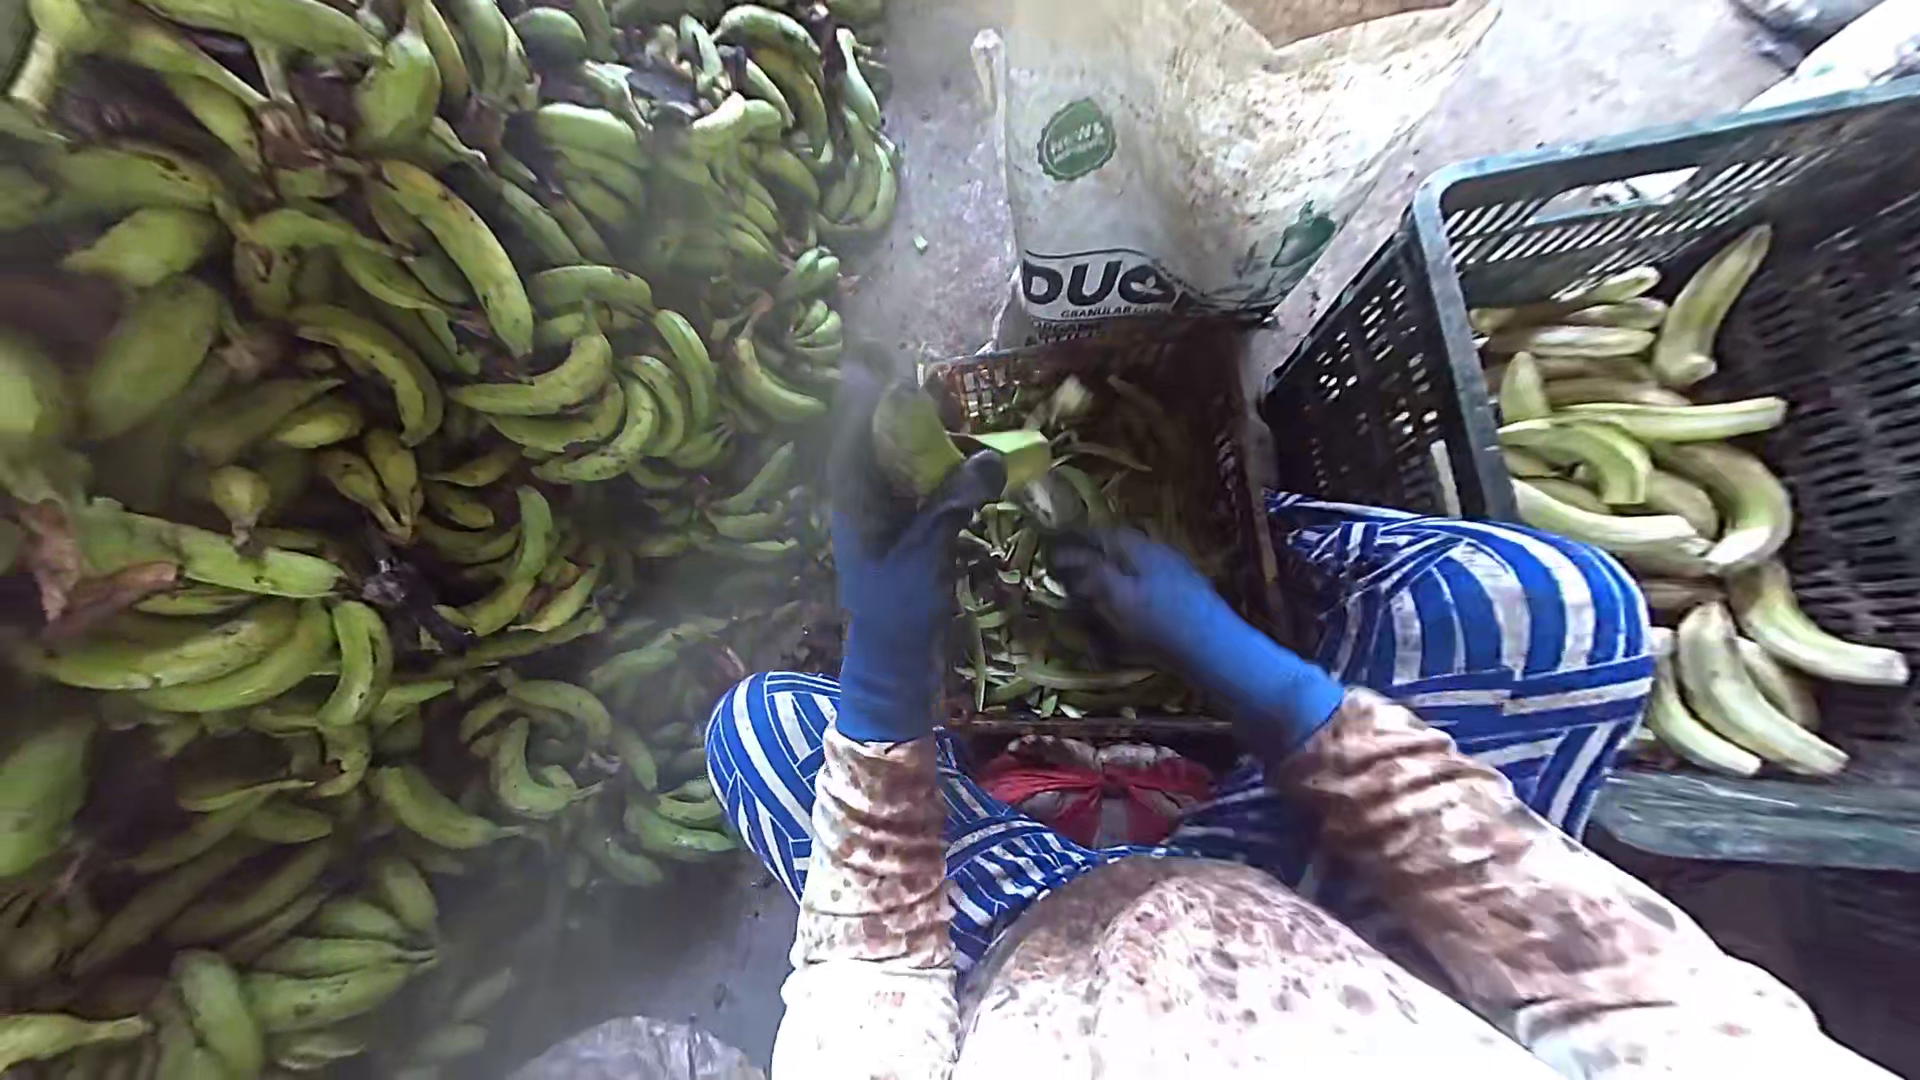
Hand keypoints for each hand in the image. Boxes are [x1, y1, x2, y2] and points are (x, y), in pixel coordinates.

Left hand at [830, 357, 1004, 742]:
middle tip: (927, 377)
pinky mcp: (906, 524)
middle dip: (899, 405)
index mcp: (852, 496)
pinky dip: (941, 467)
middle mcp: (864, 494)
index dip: (862, 388)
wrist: (894, 655)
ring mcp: (885, 509)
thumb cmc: (896, 607)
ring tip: (954, 415)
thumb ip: (952, 504)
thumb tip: (991, 458)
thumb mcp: (923, 555)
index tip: (878, 353)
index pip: (851, 428)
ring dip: (925, 436)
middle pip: (876, 434)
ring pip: (900, 457)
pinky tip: (966, 460)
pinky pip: (921, 482)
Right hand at [1052, 529, 1344, 758]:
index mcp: (1142, 549)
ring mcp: (1175, 573)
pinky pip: (1145, 579)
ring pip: (1134, 562)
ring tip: (1090, 585)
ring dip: (1110, 568)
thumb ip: (1094, 574)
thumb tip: (1067, 556)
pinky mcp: (1184, 595)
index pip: (1104, 532)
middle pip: (1120, 545)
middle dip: (1093, 552)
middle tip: (1069, 566)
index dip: (1078, 537)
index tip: (1056, 546)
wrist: (1219, 654)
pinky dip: (1125, 584)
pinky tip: (1121, 604)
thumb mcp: (1120, 599)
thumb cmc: (1164, 625)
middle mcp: (1160, 554)